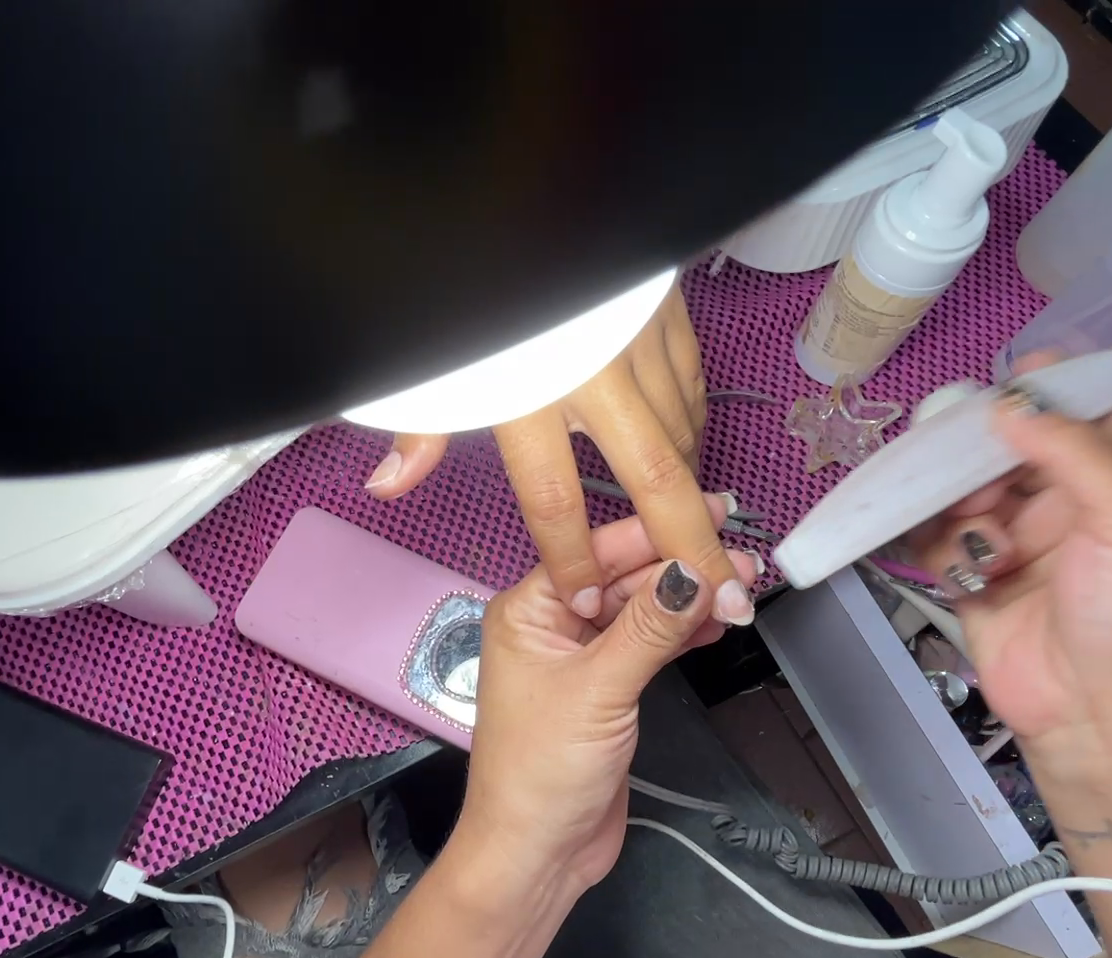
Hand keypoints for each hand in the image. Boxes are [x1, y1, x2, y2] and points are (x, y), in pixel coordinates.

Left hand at [365, 282, 751, 625]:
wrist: (525, 200)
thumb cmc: (485, 296)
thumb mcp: (447, 360)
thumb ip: (423, 427)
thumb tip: (389, 485)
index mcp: (529, 391)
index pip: (553, 498)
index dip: (571, 559)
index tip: (585, 601)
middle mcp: (594, 373)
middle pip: (654, 478)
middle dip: (690, 547)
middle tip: (722, 603)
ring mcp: (639, 343)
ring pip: (681, 437)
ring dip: (689, 492)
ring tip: (699, 539)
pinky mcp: (667, 319)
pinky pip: (691, 391)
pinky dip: (692, 433)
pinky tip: (686, 460)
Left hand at [459, 502, 757, 895]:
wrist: (538, 852)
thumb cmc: (544, 769)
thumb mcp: (599, 690)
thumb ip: (649, 629)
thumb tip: (696, 571)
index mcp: (529, 607)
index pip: (596, 553)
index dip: (655, 533)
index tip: (712, 514)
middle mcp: (551, 621)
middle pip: (622, 578)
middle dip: (680, 569)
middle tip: (743, 562)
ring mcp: (580, 653)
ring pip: (640, 610)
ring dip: (688, 600)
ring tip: (743, 588)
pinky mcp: (606, 683)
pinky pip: (647, 642)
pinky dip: (681, 632)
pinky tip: (718, 621)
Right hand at [907, 382, 1111, 793]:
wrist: (1092, 719)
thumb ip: (1074, 453)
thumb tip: (1009, 402)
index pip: (1103, 412)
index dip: (1063, 387)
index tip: (1014, 373)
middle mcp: (1076, 504)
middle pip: (1018, 445)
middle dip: (987, 450)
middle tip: (958, 453)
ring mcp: (1021, 539)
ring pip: (969, 487)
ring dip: (961, 502)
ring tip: (976, 536)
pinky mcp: (974, 572)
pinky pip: (939, 534)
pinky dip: (940, 543)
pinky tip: (960, 569)